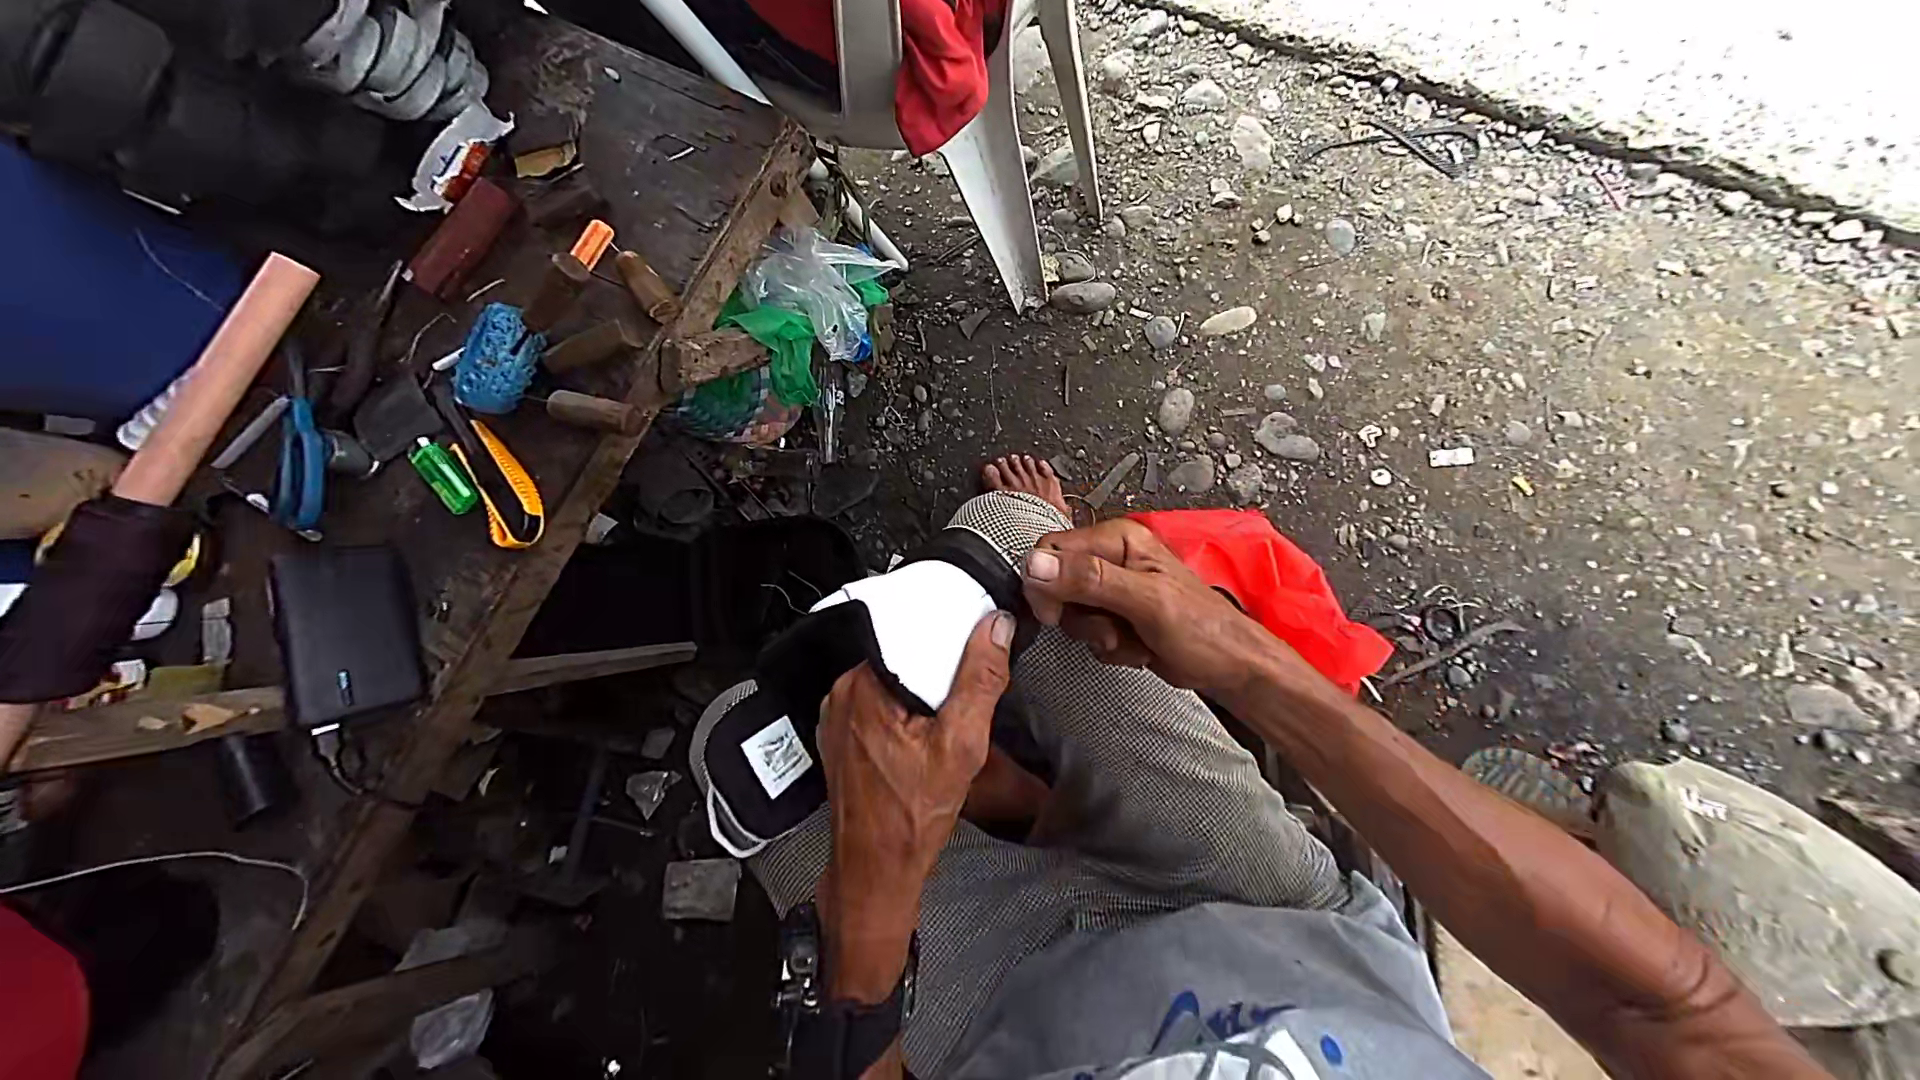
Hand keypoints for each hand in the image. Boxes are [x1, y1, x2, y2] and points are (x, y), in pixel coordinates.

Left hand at [817, 611, 1013, 1000]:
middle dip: (939, 665)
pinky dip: (906, 705)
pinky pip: (881, 697)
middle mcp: (844, 693)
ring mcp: (840, 712)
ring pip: (894, 675)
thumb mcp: (961, 746)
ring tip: (945, 717)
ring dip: (923, 687)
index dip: (950, 632)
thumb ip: (980, 681)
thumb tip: (995, 629)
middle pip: (904, 652)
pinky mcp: (844, 730)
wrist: (875, 869)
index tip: (975, 641)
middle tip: (963, 694)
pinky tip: (923, 731)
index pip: (913, 630)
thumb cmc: (906, 821)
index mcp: (864, 685)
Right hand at [1022, 519, 1301, 701]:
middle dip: (1079, 616)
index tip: (1057, 613)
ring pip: (1071, 612)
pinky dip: (1107, 647)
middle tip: (1108, 628)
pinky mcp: (1115, 614)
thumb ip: (1089, 579)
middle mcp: (1113, 558)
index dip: (1046, 584)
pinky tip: (1136, 646)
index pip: (1052, 550)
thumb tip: (1037, 564)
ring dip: (1097, 635)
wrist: (1230, 667)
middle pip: (1057, 583)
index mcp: (1119, 538)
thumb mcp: (1145, 601)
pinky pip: (1086, 631)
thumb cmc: (1205, 630)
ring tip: (1130, 637)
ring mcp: (1113, 588)